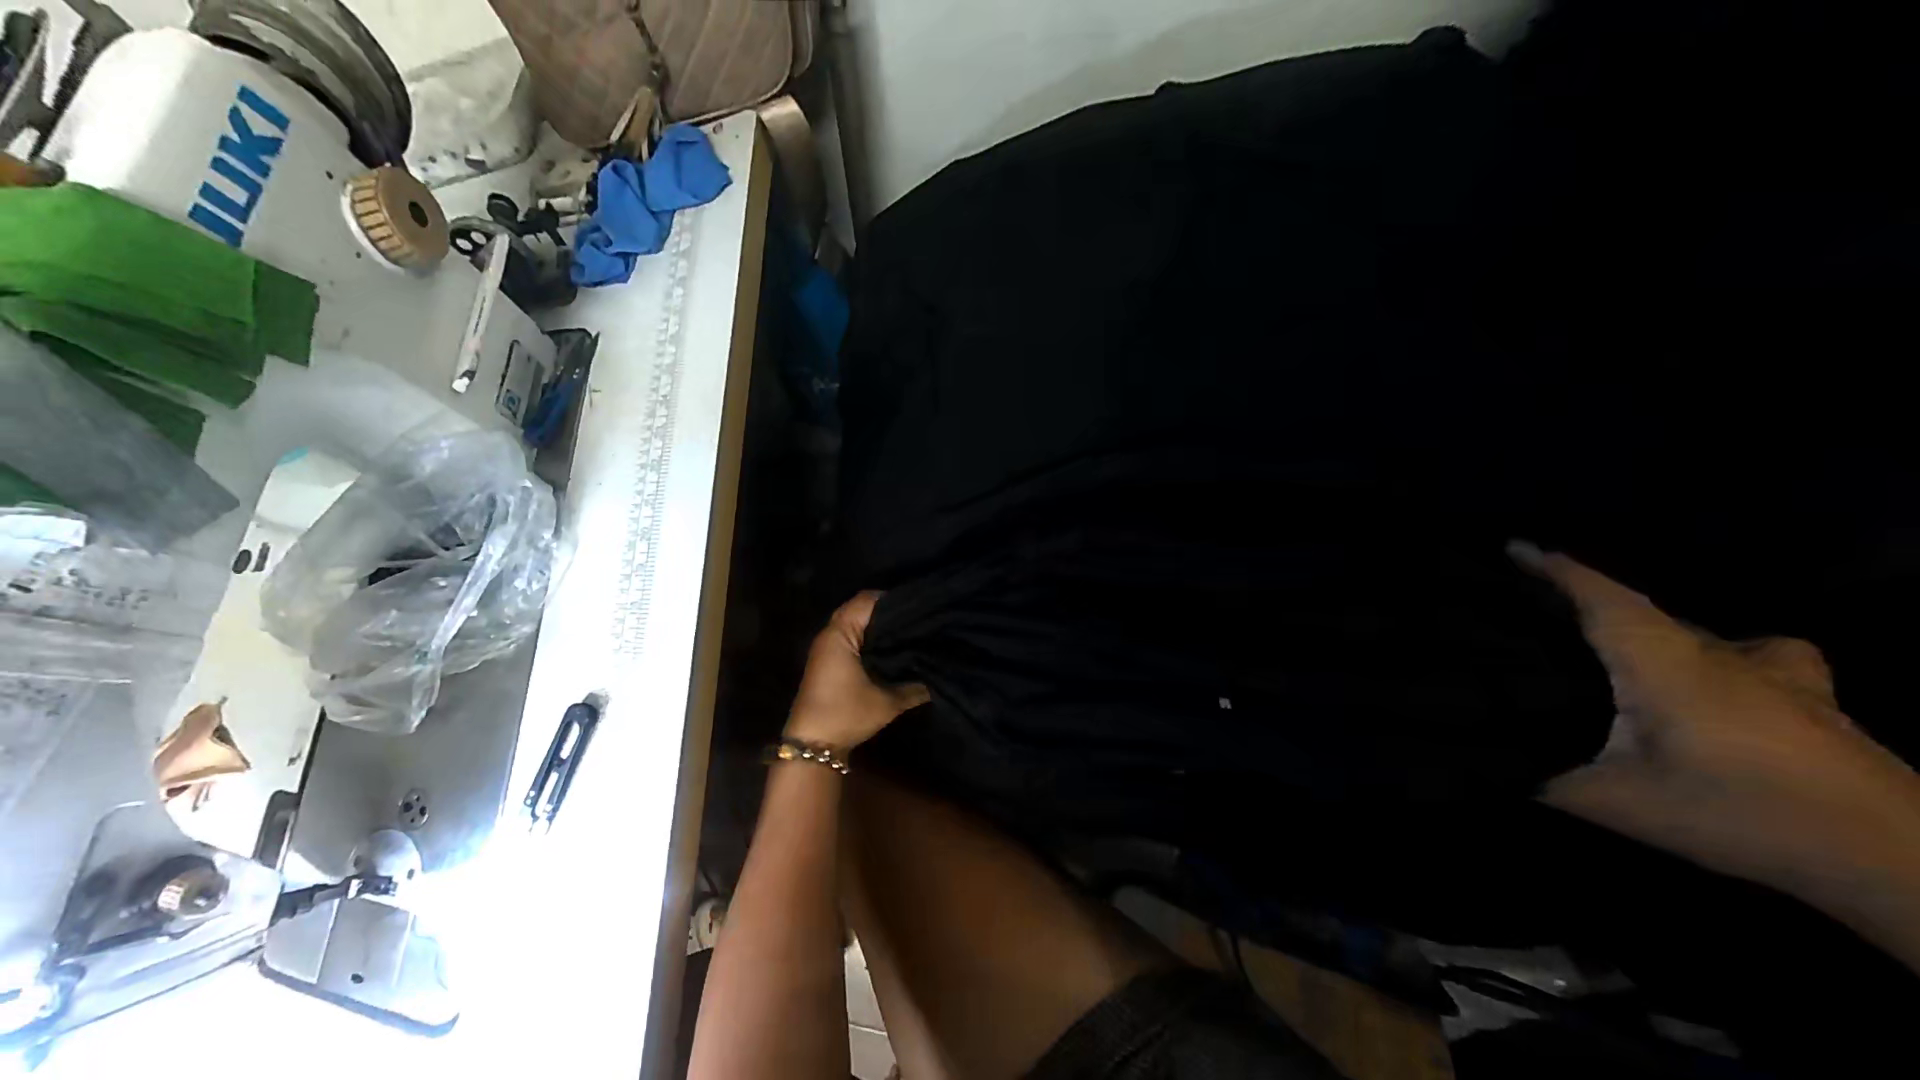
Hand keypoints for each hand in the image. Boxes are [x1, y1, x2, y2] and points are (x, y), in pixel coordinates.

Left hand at [784, 592, 929, 751]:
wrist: (812, 746)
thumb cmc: (846, 715)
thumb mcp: (887, 702)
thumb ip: (915, 687)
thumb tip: (938, 675)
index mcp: (840, 634)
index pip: (867, 600)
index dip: (893, 599)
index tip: (920, 606)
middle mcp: (830, 634)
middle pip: (860, 608)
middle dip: (887, 611)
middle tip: (918, 618)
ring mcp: (826, 648)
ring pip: (854, 623)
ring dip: (877, 626)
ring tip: (908, 631)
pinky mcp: (828, 662)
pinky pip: (850, 637)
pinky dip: (868, 638)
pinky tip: (890, 649)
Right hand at [1512, 542, 1919, 908]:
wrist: (1898, 861)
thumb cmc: (1739, 812)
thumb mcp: (1617, 804)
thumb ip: (1549, 782)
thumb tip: (1507, 776)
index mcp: (1662, 661)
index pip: (1600, 597)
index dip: (1554, 568)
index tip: (1515, 545)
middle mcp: (1717, 653)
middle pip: (1642, 609)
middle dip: (1590, 596)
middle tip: (1545, 601)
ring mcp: (1777, 675)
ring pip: (1698, 630)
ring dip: (1653, 627)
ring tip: (1627, 647)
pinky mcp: (1817, 703)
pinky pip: (1757, 655)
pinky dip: (1728, 652)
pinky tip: (1724, 678)